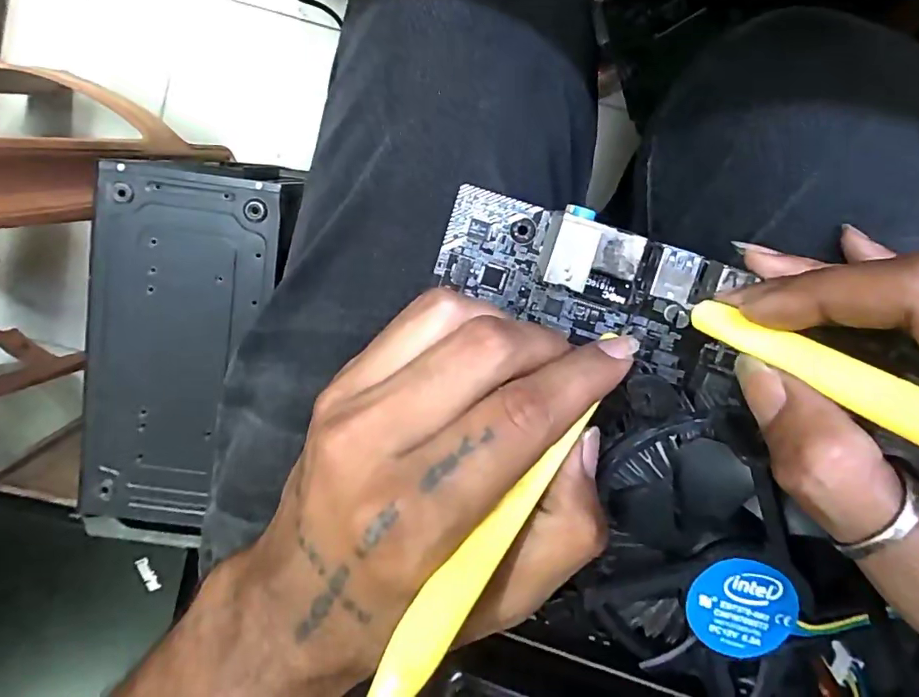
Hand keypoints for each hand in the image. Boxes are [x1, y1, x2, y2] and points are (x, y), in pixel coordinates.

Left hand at [121, 289, 634, 696]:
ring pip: (455, 318)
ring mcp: (349, 402)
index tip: (619, 355)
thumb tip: (585, 431)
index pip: (516, 418)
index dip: (580, 377)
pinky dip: (471, 317)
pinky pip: (422, 313)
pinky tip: (483, 348)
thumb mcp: (509, 596)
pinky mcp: (341, 378)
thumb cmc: (409, 605)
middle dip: (552, 348)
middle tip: (574, 367)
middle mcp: (374, 447)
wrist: (300, 595)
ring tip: (529, 360)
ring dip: (512, 328)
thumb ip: (571, 522)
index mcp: (418, 519)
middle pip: (487, 352)